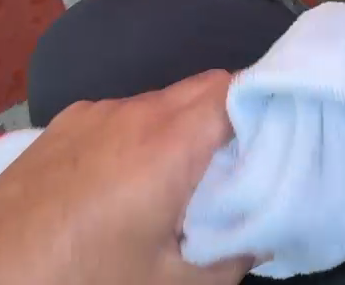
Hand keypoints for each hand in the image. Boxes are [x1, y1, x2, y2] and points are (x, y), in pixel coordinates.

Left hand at [0, 70, 254, 284]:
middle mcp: (138, 111)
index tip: (280, 133)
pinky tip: (120, 181)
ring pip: (164, 99)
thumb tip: (263, 234)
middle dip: (232, 112)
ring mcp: (97, 112)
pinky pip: (122, 113)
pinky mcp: (64, 123)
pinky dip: (139, 133)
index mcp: (173, 142)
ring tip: (177, 179)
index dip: (268, 102)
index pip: (240, 87)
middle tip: (239, 161)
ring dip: (184, 124)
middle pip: (207, 85)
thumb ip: (232, 259)